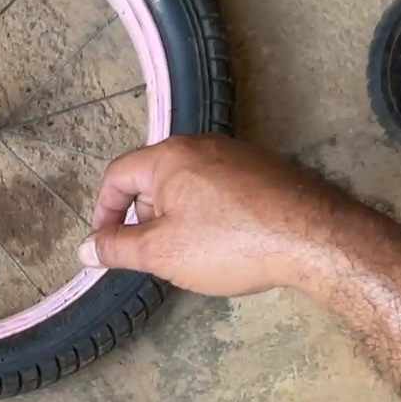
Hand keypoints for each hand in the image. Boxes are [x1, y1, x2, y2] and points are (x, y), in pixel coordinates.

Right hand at [77, 134, 358, 296]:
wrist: (316, 239)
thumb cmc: (230, 243)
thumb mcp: (160, 252)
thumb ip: (116, 248)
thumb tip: (85, 249)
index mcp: (169, 157)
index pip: (117, 175)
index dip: (104, 212)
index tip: (106, 244)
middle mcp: (202, 146)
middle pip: (152, 179)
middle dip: (142, 218)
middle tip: (150, 255)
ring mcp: (237, 156)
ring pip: (186, 186)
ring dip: (174, 219)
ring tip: (188, 254)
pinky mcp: (264, 172)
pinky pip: (218, 189)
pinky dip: (206, 215)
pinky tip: (223, 244)